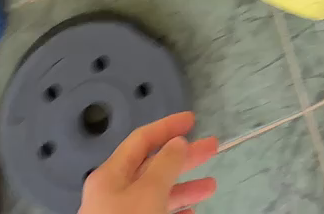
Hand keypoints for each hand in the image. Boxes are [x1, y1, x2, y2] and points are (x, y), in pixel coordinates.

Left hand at [78, 111, 219, 213]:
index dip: (168, 126)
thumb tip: (178, 142)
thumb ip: (165, 165)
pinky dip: (175, 212)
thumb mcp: (148, 193)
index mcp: (111, 174)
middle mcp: (113, 193)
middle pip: (153, 166)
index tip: (193, 119)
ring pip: (157, 194)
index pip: (142, 139)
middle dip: (184, 157)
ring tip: (211, 185)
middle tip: (213, 147)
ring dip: (185, 188)